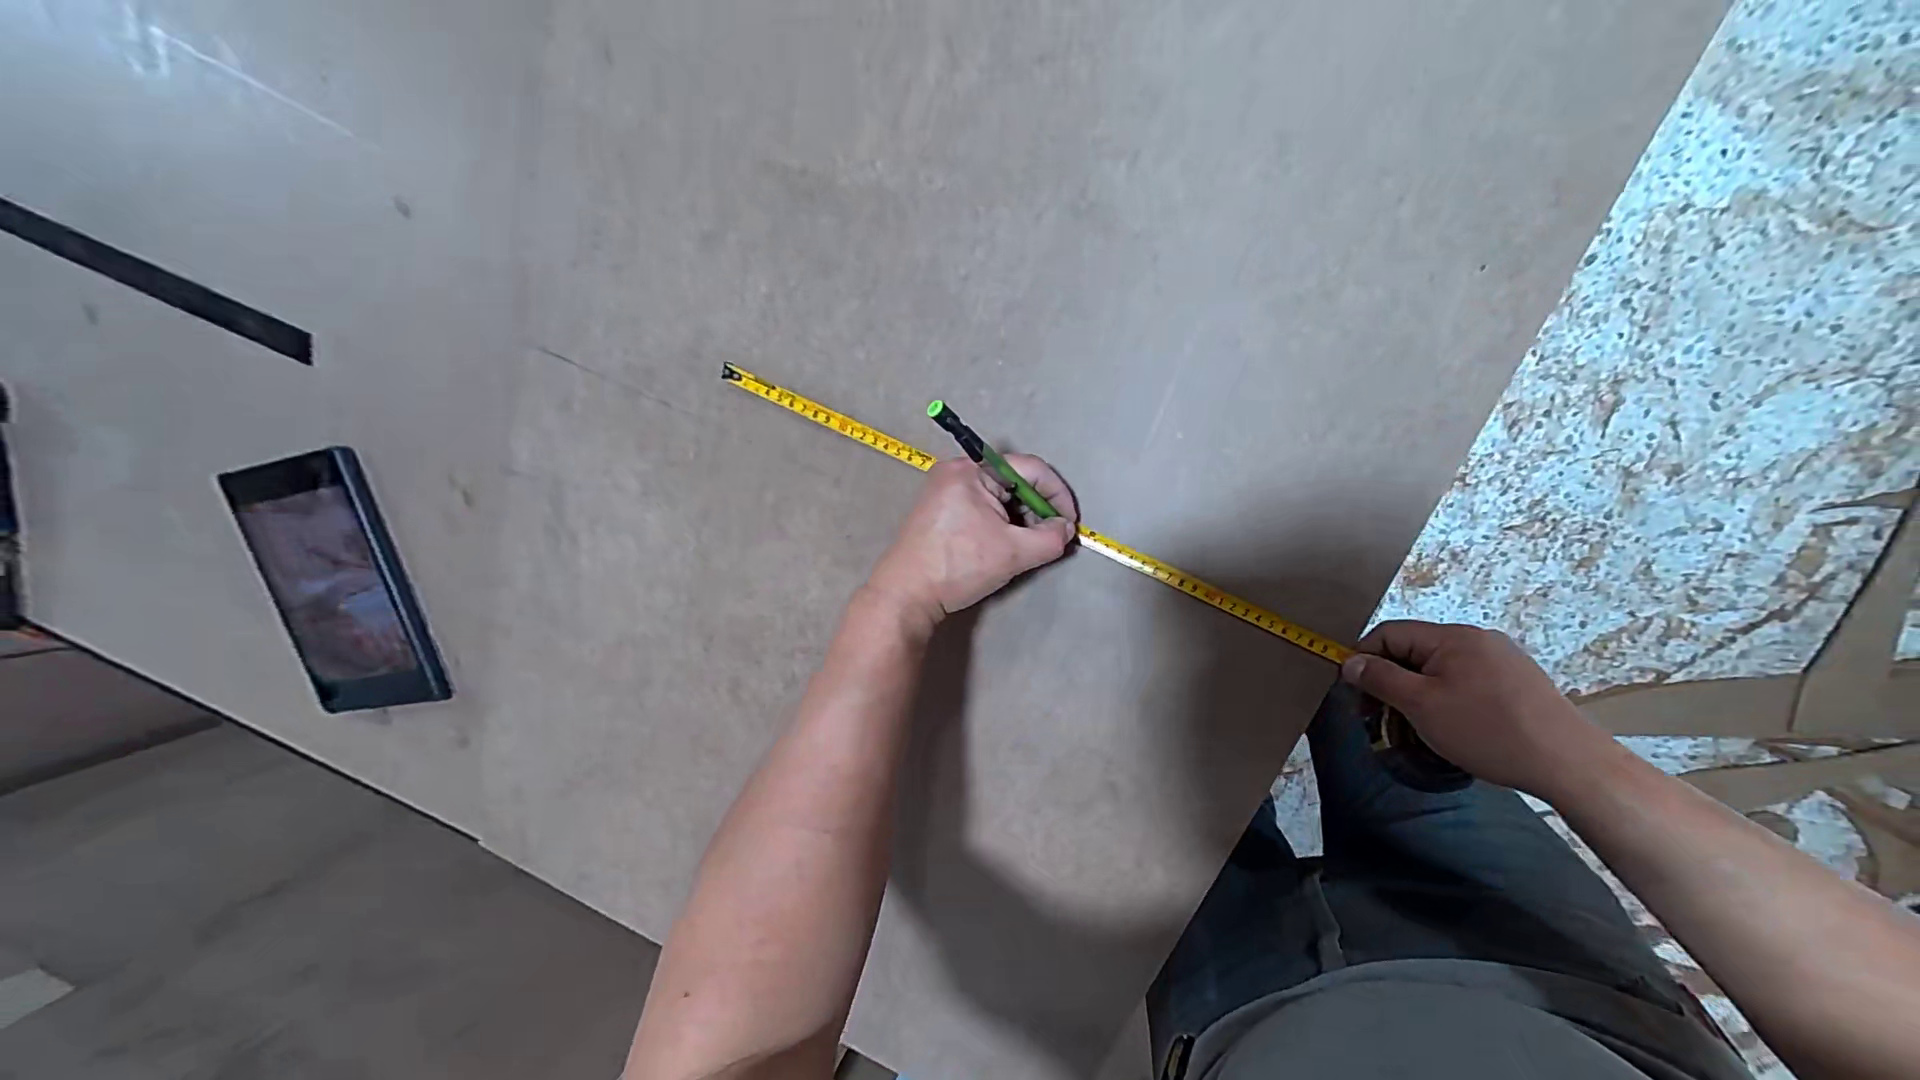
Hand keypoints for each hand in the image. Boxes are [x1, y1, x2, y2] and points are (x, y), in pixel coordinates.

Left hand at [866, 456, 1078, 626]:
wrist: (906, 595)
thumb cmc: (957, 567)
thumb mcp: (1014, 553)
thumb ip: (1051, 538)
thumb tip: (1065, 529)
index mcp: (971, 470)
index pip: (1030, 469)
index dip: (1057, 494)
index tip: (1069, 522)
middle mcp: (956, 472)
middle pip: (1014, 480)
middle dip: (1037, 509)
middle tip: (1050, 537)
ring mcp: (944, 490)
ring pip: (999, 495)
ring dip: (1019, 518)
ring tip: (1027, 546)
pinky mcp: (939, 510)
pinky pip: (981, 506)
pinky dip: (1000, 523)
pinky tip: (1004, 546)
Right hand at [1338, 620, 1616, 799]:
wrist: (1572, 766)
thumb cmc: (1488, 731)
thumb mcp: (1421, 705)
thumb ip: (1379, 678)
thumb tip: (1350, 662)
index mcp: (1453, 637)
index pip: (1388, 633)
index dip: (1363, 658)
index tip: (1351, 691)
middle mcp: (1478, 639)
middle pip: (1412, 650)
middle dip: (1388, 680)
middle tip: (1374, 714)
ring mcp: (1501, 660)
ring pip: (1437, 668)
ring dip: (1414, 692)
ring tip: (1408, 725)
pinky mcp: (1516, 683)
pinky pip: (1463, 681)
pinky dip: (1443, 698)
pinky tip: (1445, 725)